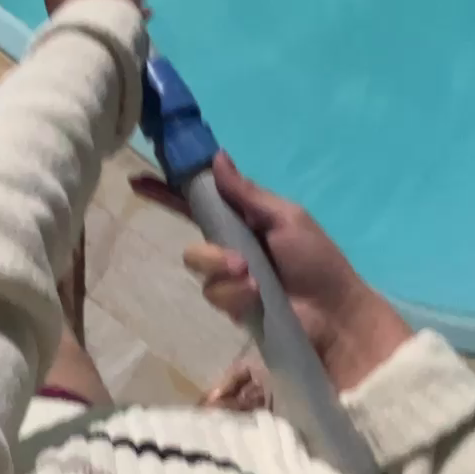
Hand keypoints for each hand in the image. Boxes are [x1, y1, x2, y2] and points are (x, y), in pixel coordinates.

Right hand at [134, 152, 412, 394]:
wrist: (336, 316)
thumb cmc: (317, 262)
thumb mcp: (286, 219)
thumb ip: (248, 194)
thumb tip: (217, 157)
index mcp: (242, 220)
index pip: (197, 203)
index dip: (167, 192)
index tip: (138, 182)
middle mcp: (230, 249)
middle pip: (192, 243)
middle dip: (209, 252)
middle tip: (238, 261)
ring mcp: (229, 280)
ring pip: (200, 269)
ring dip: (224, 273)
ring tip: (254, 283)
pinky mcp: (232, 307)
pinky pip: (214, 294)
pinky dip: (234, 295)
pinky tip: (256, 299)